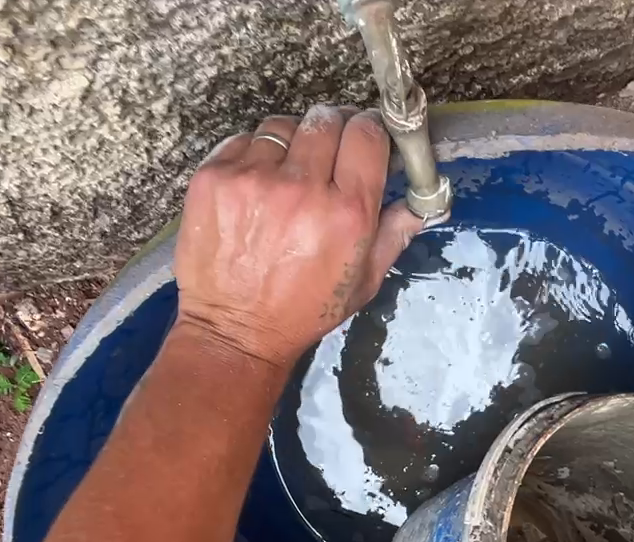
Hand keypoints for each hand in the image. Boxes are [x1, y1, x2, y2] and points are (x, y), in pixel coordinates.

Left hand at [173, 106, 425, 369]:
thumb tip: (418, 204)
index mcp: (347, 214)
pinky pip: (244, 141)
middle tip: (328, 158)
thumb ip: (393, 237)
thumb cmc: (305, 312)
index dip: (369, 131)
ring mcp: (254, 179)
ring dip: (293, 144)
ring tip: (289, 177)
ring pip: (284, 126)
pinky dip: (255, 157)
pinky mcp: (215, 177)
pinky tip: (258, 189)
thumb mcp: (362, 284)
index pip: (367, 134)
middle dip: (333, 132)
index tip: (365, 140)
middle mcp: (303, 188)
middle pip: (326, 119)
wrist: (236, 331)